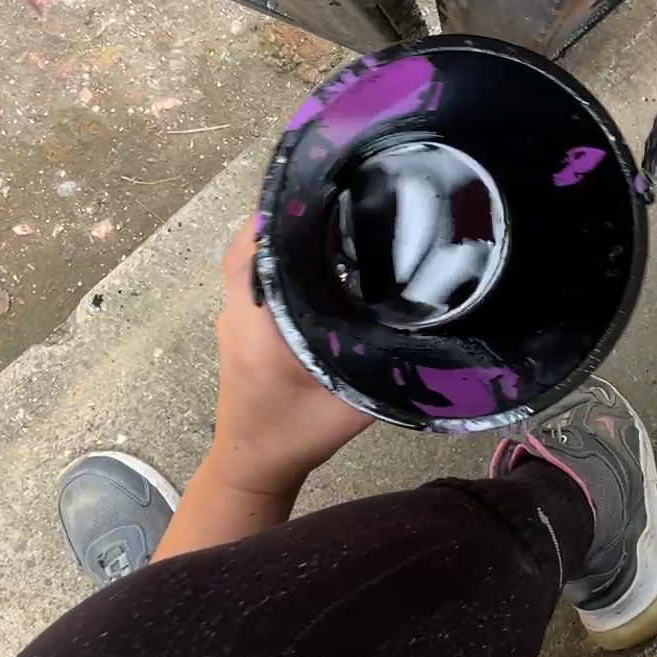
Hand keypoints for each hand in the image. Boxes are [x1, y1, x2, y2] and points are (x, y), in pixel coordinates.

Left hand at [209, 219, 372, 496]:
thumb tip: (423, 324)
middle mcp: (239, 312)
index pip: (261, 253)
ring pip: (248, 254)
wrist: (252, 465)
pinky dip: (275, 252)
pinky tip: (315, 251)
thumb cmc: (298, 436)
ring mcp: (233, 314)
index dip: (290, 217)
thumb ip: (381, 363)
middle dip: (288, 213)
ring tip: (329, 215)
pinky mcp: (237, 320)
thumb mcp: (353, 403)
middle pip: (251, 243)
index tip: (327, 192)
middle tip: (336, 193)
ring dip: (280, 232)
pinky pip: (252, 272)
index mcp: (261, 328)